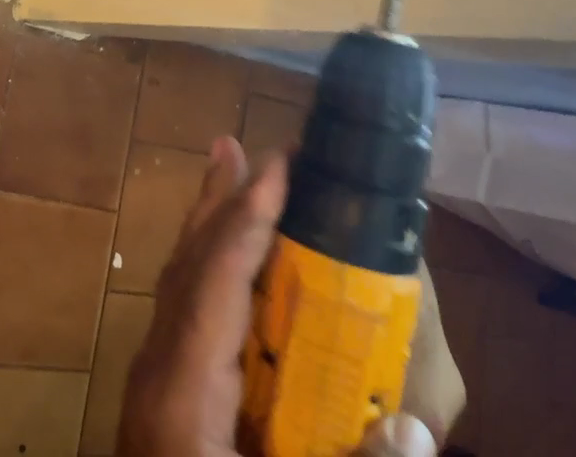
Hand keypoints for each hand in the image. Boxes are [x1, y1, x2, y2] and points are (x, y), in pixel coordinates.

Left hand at [114, 137, 445, 456]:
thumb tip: (416, 429)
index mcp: (181, 390)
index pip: (212, 281)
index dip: (247, 219)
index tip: (278, 166)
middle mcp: (160, 369)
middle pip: (187, 267)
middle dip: (216, 204)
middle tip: (236, 146)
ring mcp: (159, 380)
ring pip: (183, 285)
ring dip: (210, 229)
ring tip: (230, 177)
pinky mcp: (169, 395)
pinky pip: (190, 313)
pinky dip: (211, 273)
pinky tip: (235, 272)